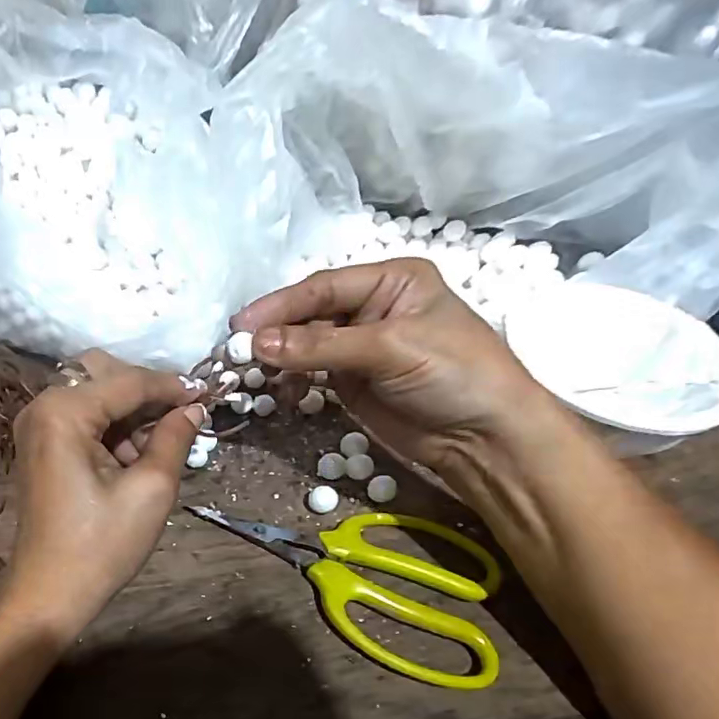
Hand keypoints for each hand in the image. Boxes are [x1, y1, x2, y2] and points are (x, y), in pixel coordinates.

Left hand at [3, 349, 205, 634]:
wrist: (49, 593)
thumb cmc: (101, 546)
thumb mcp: (150, 490)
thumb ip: (174, 438)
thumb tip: (194, 407)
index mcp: (62, 412)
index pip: (128, 381)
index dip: (172, 386)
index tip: (209, 395)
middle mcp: (42, 407)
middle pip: (105, 376)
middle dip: (147, 395)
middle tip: (182, 421)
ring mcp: (36, 426)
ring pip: (95, 396)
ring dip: (130, 414)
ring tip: (159, 448)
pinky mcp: (40, 446)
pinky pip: (82, 419)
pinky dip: (112, 429)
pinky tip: (135, 457)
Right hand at [231, 261, 565, 464]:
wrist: (483, 438)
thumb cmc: (453, 374)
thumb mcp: (390, 349)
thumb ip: (321, 347)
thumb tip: (257, 345)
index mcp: (391, 281)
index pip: (323, 287)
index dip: (281, 305)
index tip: (242, 324)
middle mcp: (371, 308)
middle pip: (309, 314)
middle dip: (274, 332)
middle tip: (235, 351)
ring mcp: (358, 347)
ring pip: (304, 345)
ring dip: (277, 358)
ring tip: (249, 372)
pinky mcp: (350, 383)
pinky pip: (309, 374)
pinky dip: (289, 381)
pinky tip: (274, 388)